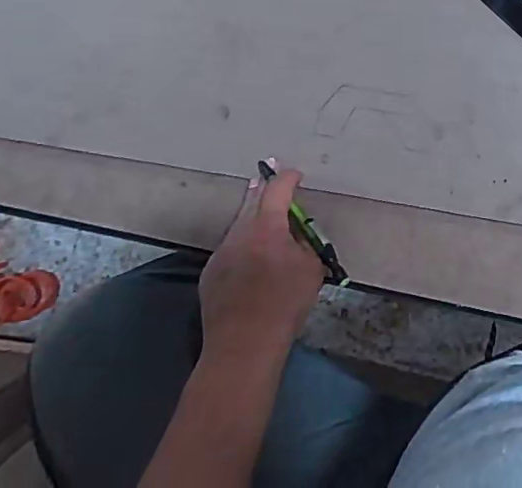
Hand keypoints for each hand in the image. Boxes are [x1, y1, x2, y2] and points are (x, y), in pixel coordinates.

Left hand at [199, 160, 325, 361]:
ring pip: (239, 224)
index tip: (296, 175)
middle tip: (269, 175)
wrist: (244, 345)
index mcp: (267, 226)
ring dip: (252, 217)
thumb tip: (294, 235)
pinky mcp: (210, 272)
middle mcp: (240, 231)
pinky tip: (250, 264)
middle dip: (264, 187)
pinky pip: (230, 249)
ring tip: (263, 219)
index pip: (278, 189)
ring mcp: (222, 251)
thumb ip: (304, 243)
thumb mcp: (311, 269)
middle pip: (253, 199)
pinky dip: (242, 246)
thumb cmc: (284, 305)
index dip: (288, 178)